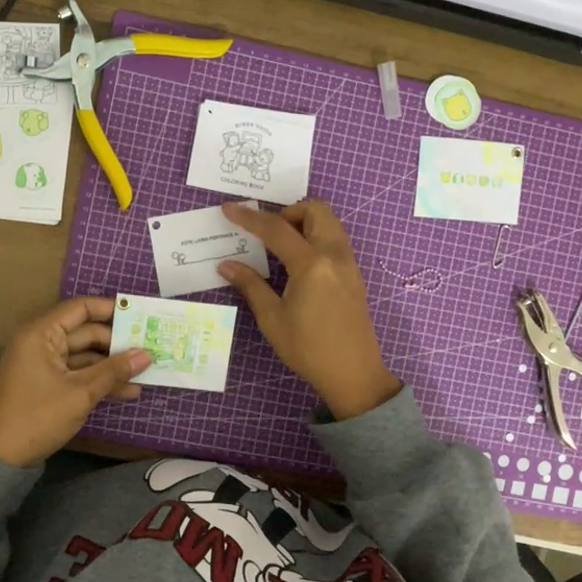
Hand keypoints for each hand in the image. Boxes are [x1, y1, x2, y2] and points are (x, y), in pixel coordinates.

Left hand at [0, 296, 151, 465]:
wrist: (1, 457)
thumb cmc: (38, 416)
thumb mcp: (81, 393)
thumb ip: (114, 371)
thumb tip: (147, 354)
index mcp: (41, 333)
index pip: (81, 308)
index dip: (111, 309)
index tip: (140, 316)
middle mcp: (42, 341)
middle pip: (86, 332)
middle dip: (118, 343)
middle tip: (151, 349)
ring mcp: (45, 363)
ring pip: (86, 356)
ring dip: (113, 366)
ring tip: (146, 373)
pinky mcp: (48, 383)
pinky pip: (79, 373)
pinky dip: (100, 380)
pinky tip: (128, 391)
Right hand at [220, 201, 400, 419]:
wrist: (353, 373)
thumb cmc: (308, 349)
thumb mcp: (272, 319)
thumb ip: (251, 285)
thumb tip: (226, 264)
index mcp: (311, 265)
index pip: (276, 229)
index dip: (249, 217)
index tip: (229, 209)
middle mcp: (334, 255)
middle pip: (315, 210)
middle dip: (288, 212)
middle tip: (268, 234)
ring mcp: (349, 263)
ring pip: (329, 222)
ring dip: (305, 222)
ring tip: (282, 247)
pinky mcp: (355, 274)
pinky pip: (336, 240)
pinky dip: (316, 237)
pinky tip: (300, 263)